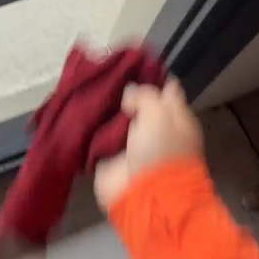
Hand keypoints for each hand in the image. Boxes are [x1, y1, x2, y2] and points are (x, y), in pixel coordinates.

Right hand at [93, 78, 202, 211]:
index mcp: (176, 118)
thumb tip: (130, 94)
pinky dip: (93, 127)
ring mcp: (133, 143)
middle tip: (105, 74)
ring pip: (118, 118)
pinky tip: (82, 111)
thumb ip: (145, 96)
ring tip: (91, 90)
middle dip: (125, 91)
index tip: (132, 62)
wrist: (144, 196)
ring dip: (107, 108)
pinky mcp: (112, 157)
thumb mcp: (159, 114)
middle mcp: (156, 129)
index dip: (152, 76)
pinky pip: (101, 136)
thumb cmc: (160, 151)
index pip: (166, 90)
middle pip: (140, 103)